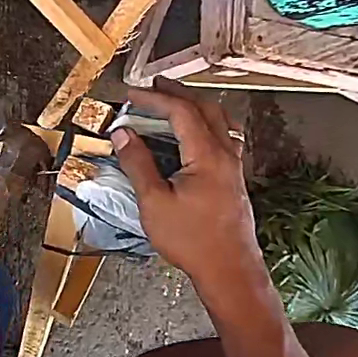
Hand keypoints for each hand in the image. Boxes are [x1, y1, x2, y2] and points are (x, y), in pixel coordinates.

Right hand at [111, 79, 261, 291]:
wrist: (229, 270)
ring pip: (220, 121)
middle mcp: (225, 155)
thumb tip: (123, 134)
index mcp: (207, 155)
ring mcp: (234, 167)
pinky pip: (224, 137)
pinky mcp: (234, 180)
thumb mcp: (154, 202)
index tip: (132, 95)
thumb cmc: (191, 240)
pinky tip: (194, 134)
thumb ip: (138, 164)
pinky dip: (206, 124)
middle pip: (205, 108)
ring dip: (195, 106)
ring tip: (173, 102)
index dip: (155, 98)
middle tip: (154, 86)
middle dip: (177, 93)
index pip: (181, 112)